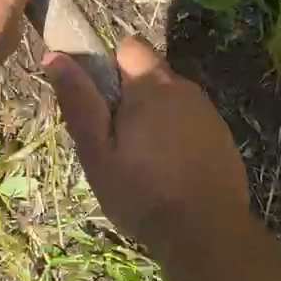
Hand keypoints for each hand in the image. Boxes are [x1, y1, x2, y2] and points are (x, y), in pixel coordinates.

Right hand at [45, 38, 252, 263]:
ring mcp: (210, 115)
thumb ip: (79, 102)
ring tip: (147, 164)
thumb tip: (55, 56)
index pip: (129, 48)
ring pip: (176, 103)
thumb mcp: (97, 153)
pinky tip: (174, 175)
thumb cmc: (141, 193)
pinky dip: (182, 140)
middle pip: (154, 76)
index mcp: (151, 87)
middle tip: (120, 144)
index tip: (103, 105)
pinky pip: (195, 127)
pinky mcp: (225, 141)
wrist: (205, 232)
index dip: (112, 69)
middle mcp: (186, 90)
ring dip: (160, 120)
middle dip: (135, 98)